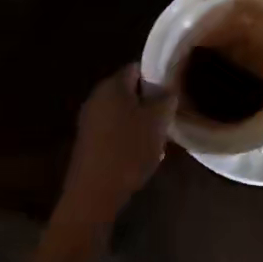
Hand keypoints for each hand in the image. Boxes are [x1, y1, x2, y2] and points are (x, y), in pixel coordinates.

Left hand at [58, 65, 174, 227]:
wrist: (94, 193)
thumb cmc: (129, 150)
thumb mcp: (158, 121)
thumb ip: (166, 99)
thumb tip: (168, 89)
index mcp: (112, 85)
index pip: (138, 68)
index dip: (158, 76)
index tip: (174, 90)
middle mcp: (97, 97)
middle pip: (130, 90)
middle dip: (150, 101)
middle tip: (169, 115)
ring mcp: (89, 120)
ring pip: (123, 111)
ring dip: (141, 120)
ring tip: (159, 137)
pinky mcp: (88, 141)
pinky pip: (114, 129)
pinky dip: (129, 135)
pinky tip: (142, 153)